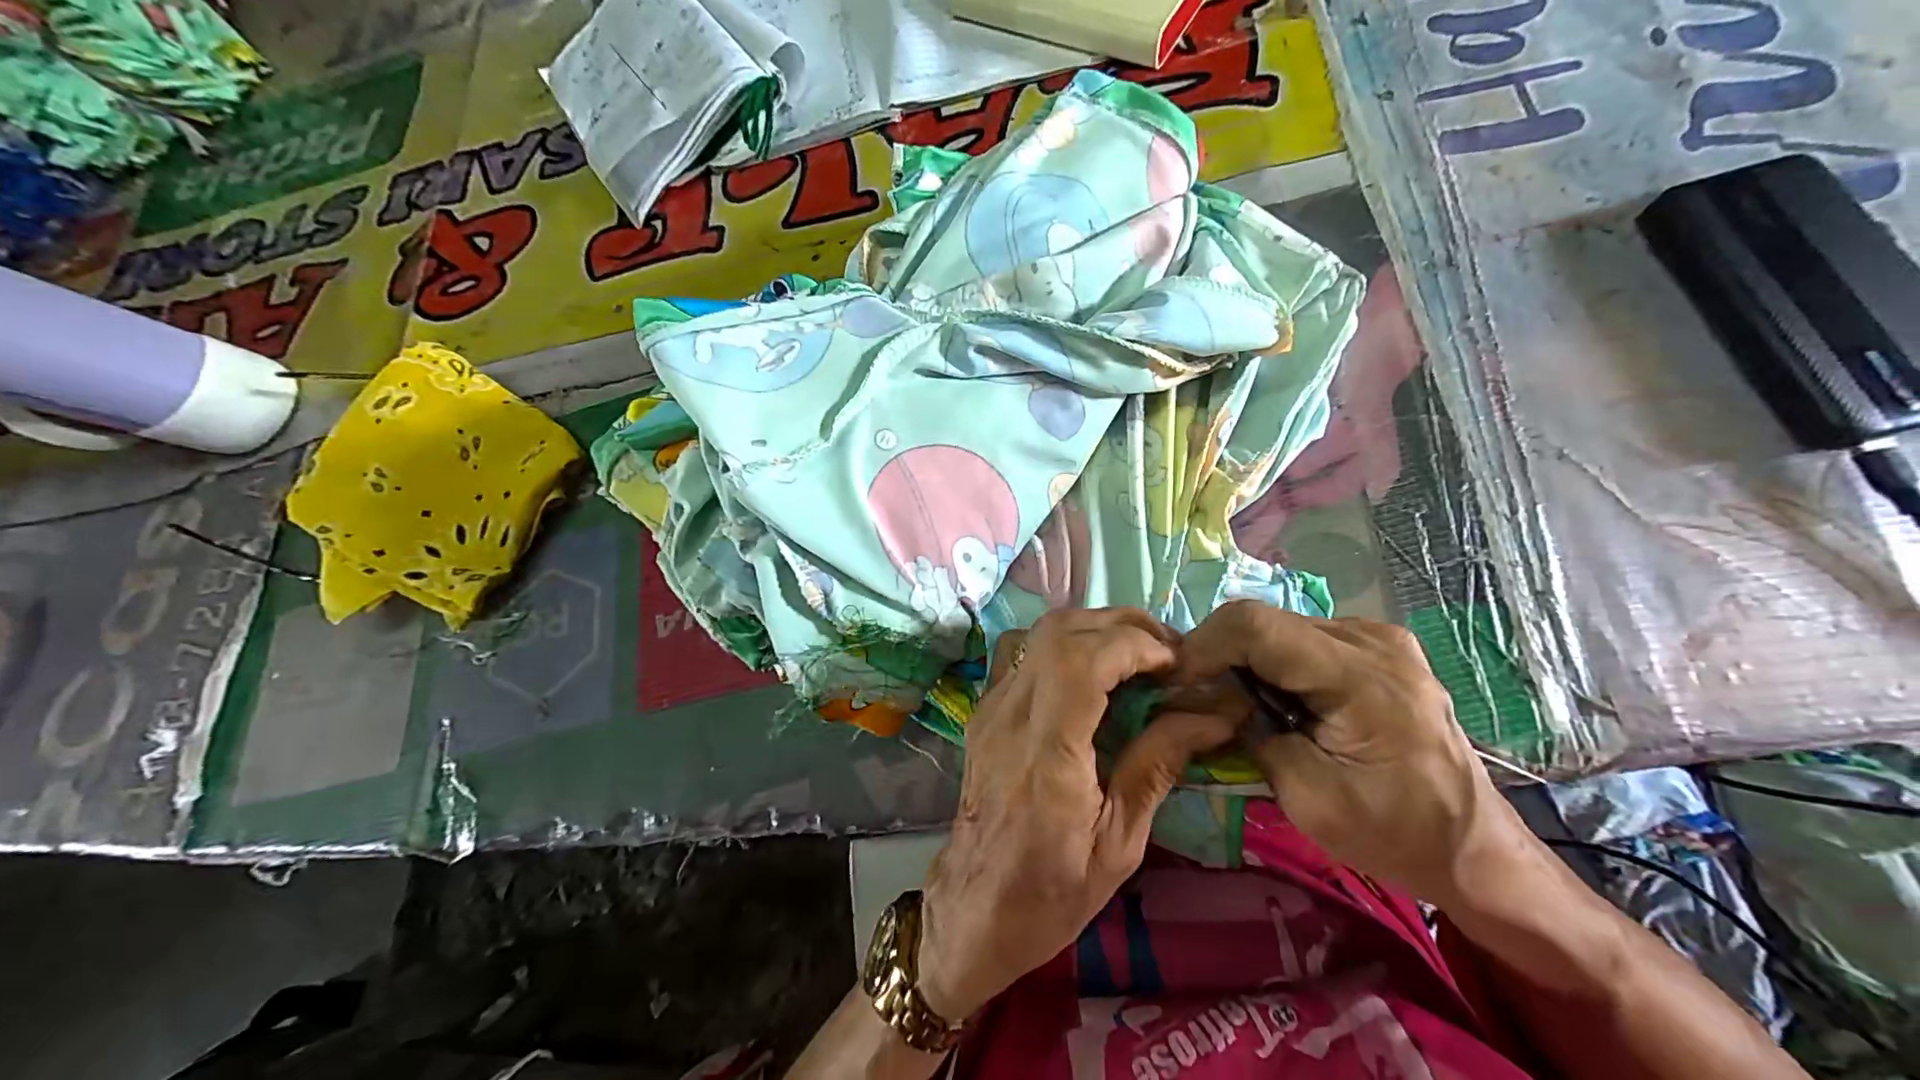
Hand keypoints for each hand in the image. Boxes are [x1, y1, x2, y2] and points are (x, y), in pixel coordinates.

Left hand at [917, 608, 1234, 1019]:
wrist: (976, 907)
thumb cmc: (1051, 891)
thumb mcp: (1119, 843)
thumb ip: (1157, 766)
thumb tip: (1213, 714)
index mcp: (1047, 754)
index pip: (1081, 661)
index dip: (1134, 645)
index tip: (1178, 663)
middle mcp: (1010, 716)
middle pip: (1059, 631)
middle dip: (1122, 627)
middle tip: (1169, 655)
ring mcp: (990, 708)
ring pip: (1038, 632)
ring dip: (1094, 629)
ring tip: (1138, 657)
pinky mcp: (984, 710)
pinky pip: (1022, 651)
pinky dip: (1064, 644)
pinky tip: (1092, 673)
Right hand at [1174, 601, 1528, 903]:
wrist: (1473, 849)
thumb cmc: (1393, 834)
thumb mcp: (1306, 796)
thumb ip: (1248, 734)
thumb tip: (1205, 699)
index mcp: (1362, 676)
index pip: (1256, 626)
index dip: (1201, 645)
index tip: (1173, 683)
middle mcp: (1373, 639)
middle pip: (1264, 620)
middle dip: (1217, 653)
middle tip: (1191, 697)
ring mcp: (1379, 638)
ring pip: (1279, 626)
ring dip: (1242, 658)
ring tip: (1228, 701)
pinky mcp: (1377, 648)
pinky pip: (1301, 639)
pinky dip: (1270, 662)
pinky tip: (1269, 699)